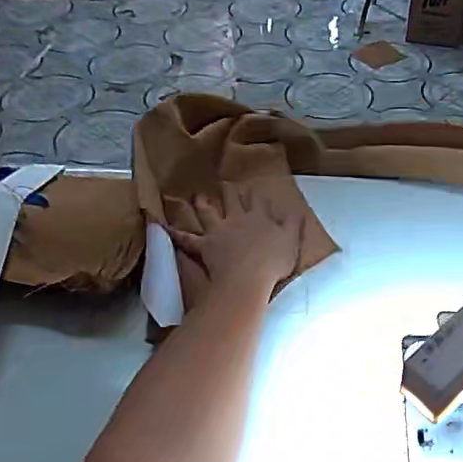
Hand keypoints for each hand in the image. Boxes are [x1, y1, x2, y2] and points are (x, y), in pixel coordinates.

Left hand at [165, 186, 302, 301]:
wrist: (249, 277)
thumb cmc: (273, 262)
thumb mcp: (291, 242)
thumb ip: (293, 226)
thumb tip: (297, 212)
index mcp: (260, 218)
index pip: (259, 202)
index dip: (257, 196)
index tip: (253, 189)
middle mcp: (238, 220)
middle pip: (232, 201)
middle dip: (228, 192)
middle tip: (223, 184)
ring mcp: (219, 232)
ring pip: (208, 214)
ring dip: (202, 205)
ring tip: (196, 197)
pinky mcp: (205, 246)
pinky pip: (188, 239)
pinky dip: (177, 233)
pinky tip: (165, 228)